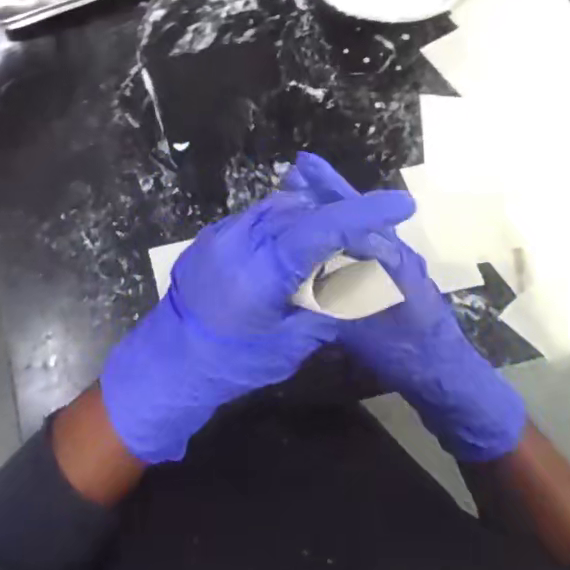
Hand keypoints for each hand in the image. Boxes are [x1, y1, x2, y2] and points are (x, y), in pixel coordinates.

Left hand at [100, 169, 415, 462]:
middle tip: (366, 236)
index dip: (363, 214)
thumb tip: (363, 279)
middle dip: (336, 215)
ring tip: (332, 241)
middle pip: (298, 210)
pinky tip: (294, 247)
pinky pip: (253, 219)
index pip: (320, 227)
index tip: (400, 205)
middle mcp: (237, 242)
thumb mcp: (291, 343)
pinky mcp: (207, 240)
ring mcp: (217, 237)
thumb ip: (328, 305)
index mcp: (260, 270)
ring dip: (307, 217)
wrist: (169, 362)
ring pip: (274, 209)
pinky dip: (280, 225)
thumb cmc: (233, 363)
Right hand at [281, 153, 525, 462]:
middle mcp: (395, 253)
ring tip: (303, 199)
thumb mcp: (359, 325)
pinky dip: (341, 236)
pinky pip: (363, 248)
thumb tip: (296, 270)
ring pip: (361, 229)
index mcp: (388, 256)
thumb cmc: (406, 351)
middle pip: (357, 213)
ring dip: (335, 211)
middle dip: (328, 191)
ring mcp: (398, 266)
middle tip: (300, 170)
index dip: (326, 188)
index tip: (301, 166)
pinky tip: (320, 242)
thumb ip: (330, 296)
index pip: (351, 213)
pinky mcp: (394, 281)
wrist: (448, 378)